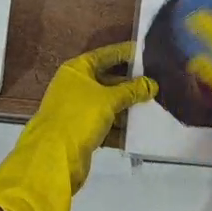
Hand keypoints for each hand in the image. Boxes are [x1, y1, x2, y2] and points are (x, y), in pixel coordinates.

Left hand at [0, 43, 156, 210]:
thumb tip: (152, 84)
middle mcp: (76, 86)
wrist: (53, 158)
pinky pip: (106, 123)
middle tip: (159, 83)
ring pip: (110, 103)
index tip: (149, 53)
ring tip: (156, 106)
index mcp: (77, 70)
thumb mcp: (109, 100)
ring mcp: (78, 109)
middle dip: (133, 84)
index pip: (107, 54)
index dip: (128, 53)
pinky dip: (121, 126)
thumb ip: (132, 90)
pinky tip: (141, 129)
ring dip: (129, 106)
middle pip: (110, 80)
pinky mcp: (82, 130)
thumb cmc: (79, 117)